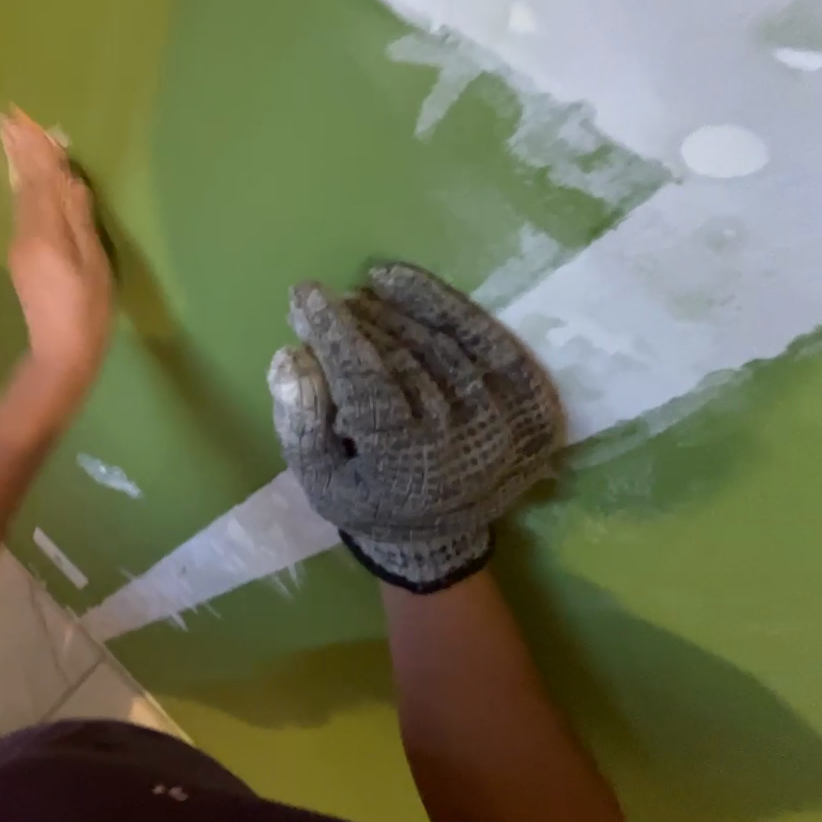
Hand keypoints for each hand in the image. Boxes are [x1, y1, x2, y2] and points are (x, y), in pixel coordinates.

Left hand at [1, 109, 113, 404]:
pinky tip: (31, 183)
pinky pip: (26, 215)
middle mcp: (25, 236)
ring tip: (16, 137)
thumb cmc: (87, 311)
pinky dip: (28, 191)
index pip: (40, 182)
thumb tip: (70, 181)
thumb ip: (80, 221)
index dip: (36, 151)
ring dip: (22, 169)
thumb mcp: (94, 264)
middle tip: (8, 117)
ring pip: (22, 200)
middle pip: (25, 187)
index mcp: (45, 234)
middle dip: (21, 152)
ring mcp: (20, 249)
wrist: (60, 354)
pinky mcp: (23, 261)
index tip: (26, 120)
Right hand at [267, 263, 565, 591]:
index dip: (333, 332)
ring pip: (442, 341)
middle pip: (403, 354)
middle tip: (321, 300)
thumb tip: (291, 354)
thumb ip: (299, 420)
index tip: (303, 295)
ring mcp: (505, 417)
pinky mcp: (531, 403)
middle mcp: (463, 436)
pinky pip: (488, 339)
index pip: (366, 378)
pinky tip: (405, 284)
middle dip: (355, 319)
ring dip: (393, 309)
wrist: (437, 537)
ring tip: (358, 293)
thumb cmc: (364, 502)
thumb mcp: (316, 477)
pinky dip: (446, 307)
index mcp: (406, 461)